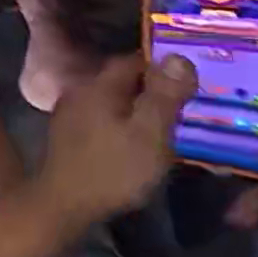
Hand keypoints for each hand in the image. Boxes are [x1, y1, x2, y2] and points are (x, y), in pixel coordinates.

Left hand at [38, 53, 196, 226]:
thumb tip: (178, 56)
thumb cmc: (114, 167)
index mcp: (97, 86)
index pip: (130, 61)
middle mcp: (79, 91)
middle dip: (151, 86)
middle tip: (187, 100)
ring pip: (110, 98)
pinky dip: (122, 119)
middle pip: (119, 79)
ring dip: (137, 104)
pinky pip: (101, 115)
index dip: (161, 65)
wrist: (65, 200)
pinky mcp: (68, 132)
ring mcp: (70, 111)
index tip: (191, 75)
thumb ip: (163, 96)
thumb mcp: (149, 134)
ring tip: (169, 119)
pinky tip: (139, 136)